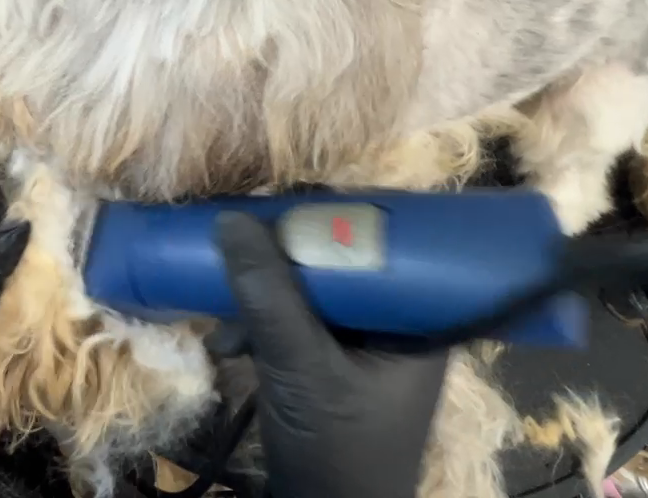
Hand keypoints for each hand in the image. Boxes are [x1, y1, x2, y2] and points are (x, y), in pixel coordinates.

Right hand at [215, 212, 447, 497]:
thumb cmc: (334, 447)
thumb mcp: (300, 365)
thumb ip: (268, 294)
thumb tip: (230, 218)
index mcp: (419, 324)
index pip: (388, 245)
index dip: (340, 216)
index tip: (289, 200)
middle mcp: (393, 325)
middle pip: (341, 261)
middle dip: (285, 252)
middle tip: (245, 237)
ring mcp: (357, 345)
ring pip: (310, 286)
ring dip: (263, 288)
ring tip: (228, 301)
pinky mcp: (325, 361)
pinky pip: (291, 316)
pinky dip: (258, 318)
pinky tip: (229, 339)